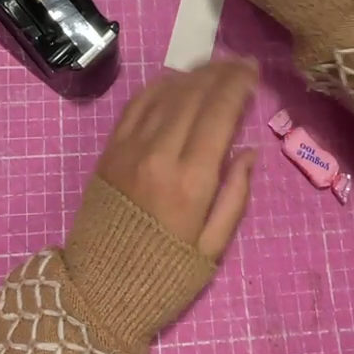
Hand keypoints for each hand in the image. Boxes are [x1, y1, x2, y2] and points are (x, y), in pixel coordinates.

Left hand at [93, 59, 258, 259]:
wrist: (99, 289)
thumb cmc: (164, 276)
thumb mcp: (212, 250)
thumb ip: (235, 197)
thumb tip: (249, 151)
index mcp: (192, 182)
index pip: (219, 114)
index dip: (238, 86)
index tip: (253, 72)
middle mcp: (160, 154)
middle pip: (195, 95)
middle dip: (221, 73)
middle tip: (240, 64)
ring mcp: (131, 147)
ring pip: (167, 93)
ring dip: (194, 74)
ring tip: (216, 67)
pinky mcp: (111, 148)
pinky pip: (138, 103)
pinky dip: (161, 85)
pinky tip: (178, 81)